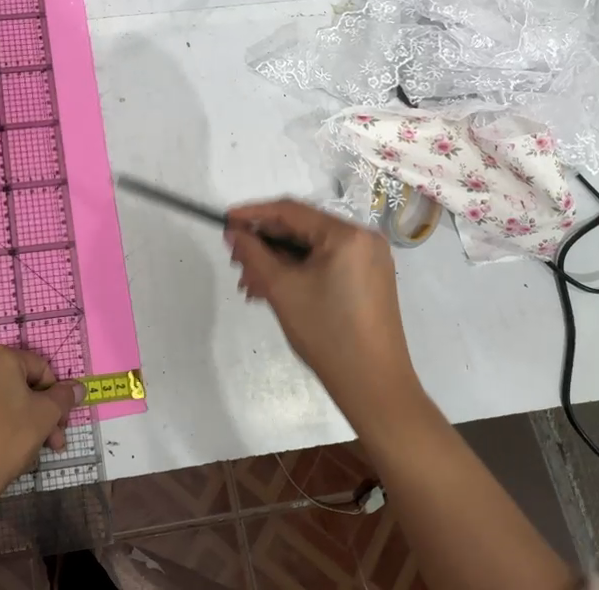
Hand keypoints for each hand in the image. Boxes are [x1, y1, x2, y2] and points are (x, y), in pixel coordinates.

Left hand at [0, 347, 84, 505]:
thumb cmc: (6, 441)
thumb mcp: (44, 418)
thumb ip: (63, 398)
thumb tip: (76, 387)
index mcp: (1, 358)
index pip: (39, 369)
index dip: (54, 397)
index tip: (57, 426)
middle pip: (12, 384)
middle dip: (32, 411)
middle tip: (44, 443)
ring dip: (5, 415)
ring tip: (13, 449)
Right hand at [225, 199, 415, 393]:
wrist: (373, 386)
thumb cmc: (326, 333)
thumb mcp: (281, 289)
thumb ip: (253, 253)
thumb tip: (233, 231)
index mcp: (347, 235)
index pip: (290, 211)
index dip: (253, 214)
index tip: (224, 222)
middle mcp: (364, 239)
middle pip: (301, 230)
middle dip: (264, 245)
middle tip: (236, 262)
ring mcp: (370, 261)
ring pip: (311, 249)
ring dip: (278, 263)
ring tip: (251, 286)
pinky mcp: (370, 281)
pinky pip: (326, 264)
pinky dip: (299, 273)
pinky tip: (274, 291)